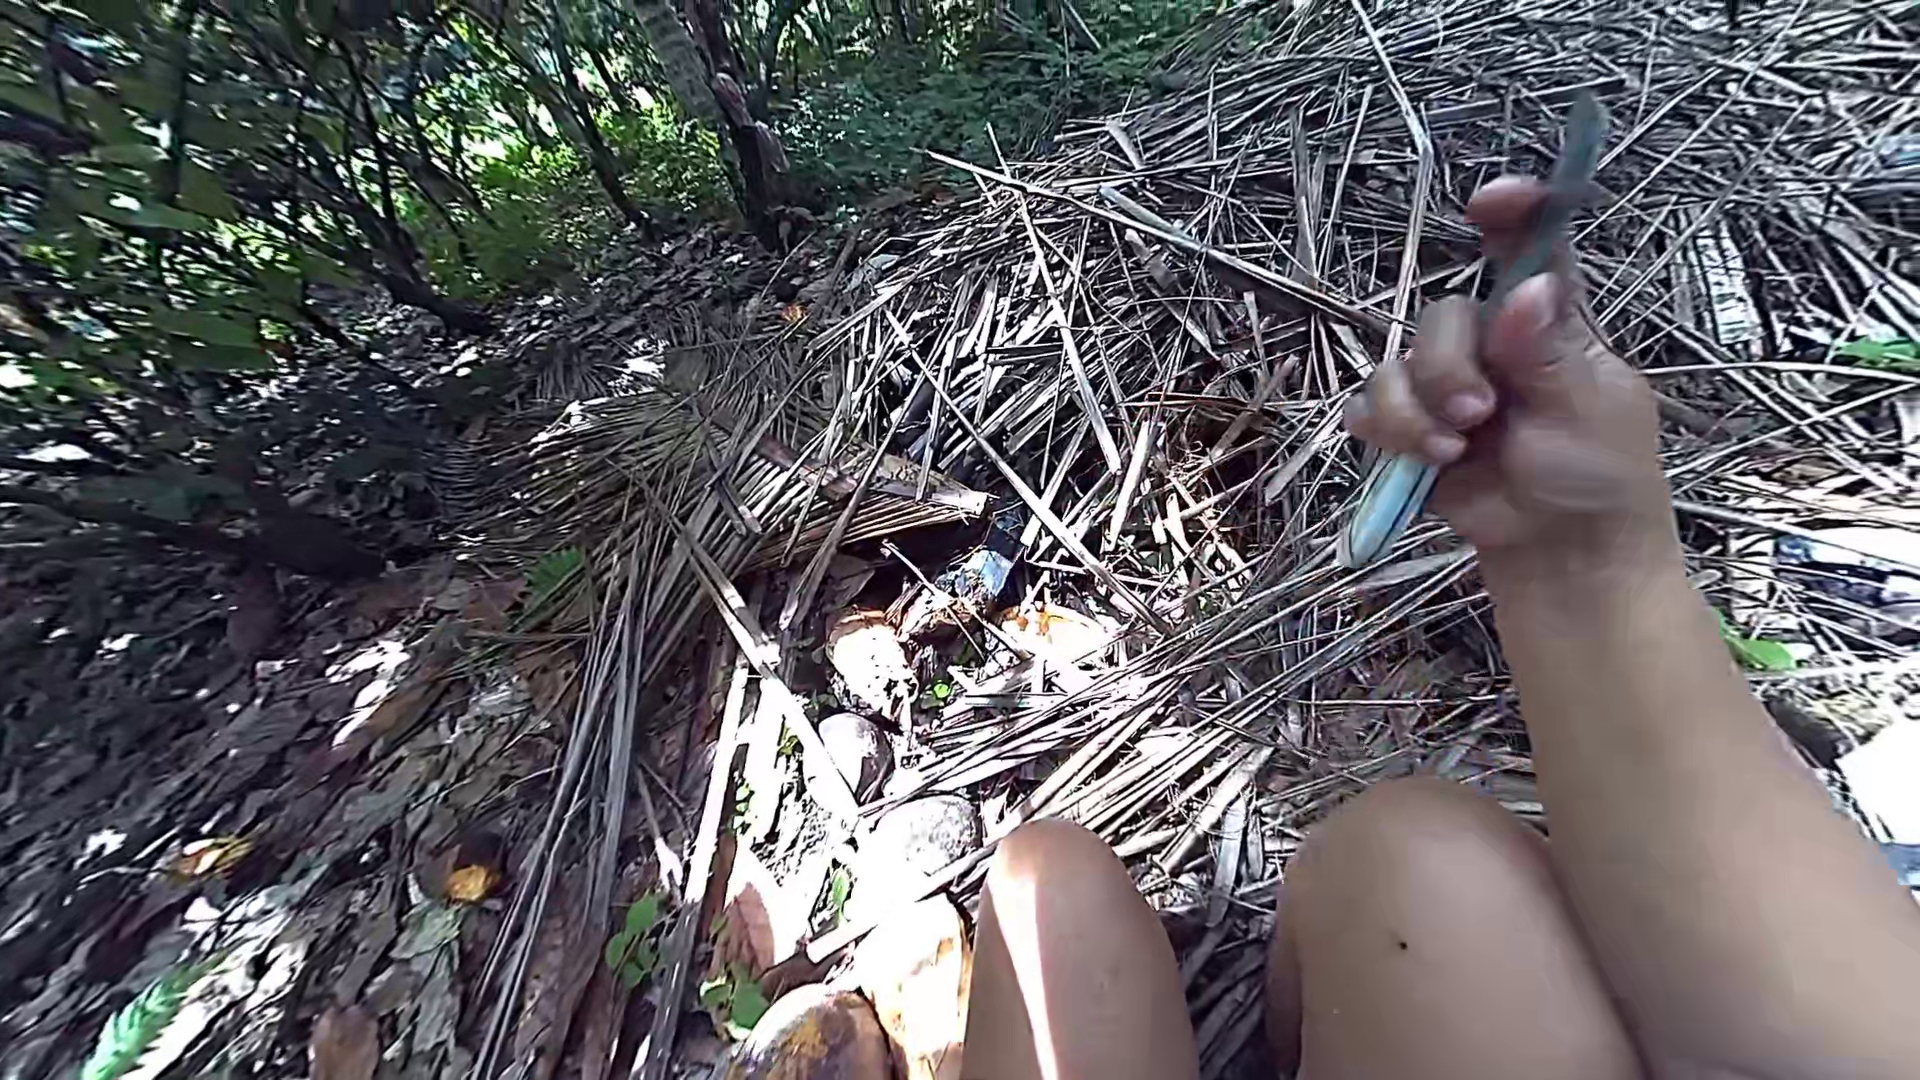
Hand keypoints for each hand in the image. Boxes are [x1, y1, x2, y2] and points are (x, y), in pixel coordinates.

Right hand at [1343, 178, 1678, 590]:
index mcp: (1546, 327)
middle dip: (1446, 370)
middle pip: (1438, 321)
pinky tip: (1421, 457)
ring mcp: (1436, 390)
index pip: (1531, 254)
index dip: (1513, 218)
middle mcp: (1486, 349)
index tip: (1487, 200)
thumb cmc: (1593, 474)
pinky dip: (1383, 432)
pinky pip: (1363, 410)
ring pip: (1390, 370)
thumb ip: (1549, 354)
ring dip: (1410, 412)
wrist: (1550, 543)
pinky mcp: (1401, 427)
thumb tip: (1525, 291)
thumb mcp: (1588, 411)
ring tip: (1450, 448)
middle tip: (1476, 415)